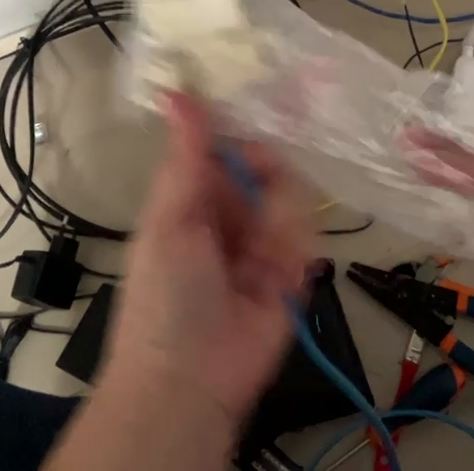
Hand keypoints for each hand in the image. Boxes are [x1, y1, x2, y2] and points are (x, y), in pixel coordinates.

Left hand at [95, 96, 314, 431]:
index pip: (231, 143)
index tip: (279, 93)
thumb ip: (187, 154)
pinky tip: (275, 273)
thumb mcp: (169, 218)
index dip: (251, 122)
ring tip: (258, 259)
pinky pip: (309, 238)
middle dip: (271, 175)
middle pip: (271, 166)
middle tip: (261, 196)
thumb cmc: (164, 295)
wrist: (189, 382)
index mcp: (197, 194)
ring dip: (280, 223)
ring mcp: (266, 241)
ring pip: (294, 199)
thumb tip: (178, 90)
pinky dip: (295, 250)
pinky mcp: (294, 270)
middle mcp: (234, 212)